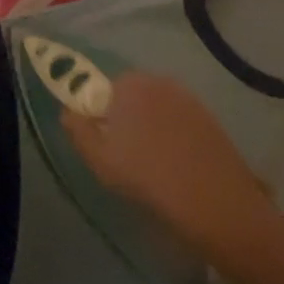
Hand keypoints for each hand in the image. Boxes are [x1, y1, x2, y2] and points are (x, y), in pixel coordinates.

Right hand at [62, 73, 270, 248]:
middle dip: (124, 115)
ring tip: (152, 161)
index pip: (101, 88)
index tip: (102, 141)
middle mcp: (159, 81)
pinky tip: (176, 162)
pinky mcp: (209, 116)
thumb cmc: (148, 178)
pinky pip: (179, 118)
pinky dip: (173, 133)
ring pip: (156, 106)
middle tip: (124, 154)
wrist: (215, 202)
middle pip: (130, 94)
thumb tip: (67, 110)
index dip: (98, 113)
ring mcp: (188, 97)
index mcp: (129, 85)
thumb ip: (78, 130)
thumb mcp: (100, 161)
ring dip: (150, 124)